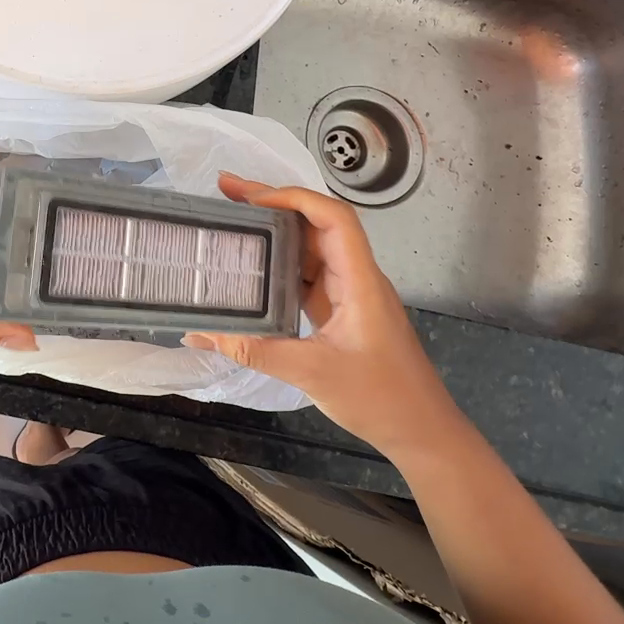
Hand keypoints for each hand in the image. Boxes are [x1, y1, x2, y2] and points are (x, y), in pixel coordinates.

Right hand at [183, 174, 465, 460]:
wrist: (424, 433)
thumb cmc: (381, 398)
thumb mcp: (311, 373)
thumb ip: (254, 350)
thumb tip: (200, 333)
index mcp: (360, 281)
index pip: (334, 218)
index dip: (294, 198)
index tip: (251, 197)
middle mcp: (355, 277)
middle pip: (316, 223)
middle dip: (273, 202)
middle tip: (226, 190)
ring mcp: (348, 293)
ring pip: (309, 246)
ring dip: (273, 228)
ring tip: (231, 216)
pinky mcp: (340, 310)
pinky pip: (306, 273)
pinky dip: (277, 260)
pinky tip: (251, 263)